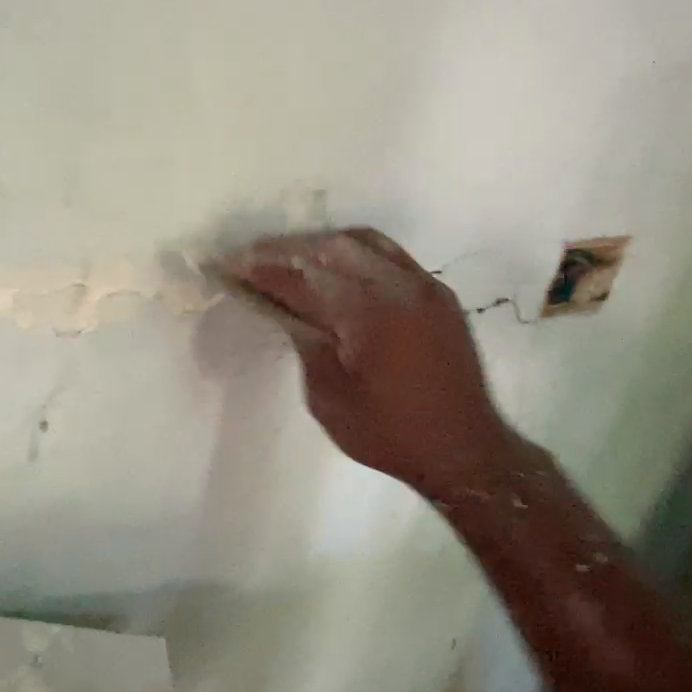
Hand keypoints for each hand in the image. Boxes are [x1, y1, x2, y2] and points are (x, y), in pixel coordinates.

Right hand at [217, 228, 516, 494]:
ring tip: (287, 258)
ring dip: (319, 244)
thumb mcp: (329, 397)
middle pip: (332, 247)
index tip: (227, 264)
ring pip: (364, 241)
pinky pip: (388, 255)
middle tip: (249, 256)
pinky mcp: (436, 294)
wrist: (464, 449)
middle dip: (285, 249)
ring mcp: (424, 285)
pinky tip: (332, 268)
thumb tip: (281, 306)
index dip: (261, 269)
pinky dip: (352, 252)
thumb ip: (306, 342)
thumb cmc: (388, 433)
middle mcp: (400, 286)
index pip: (303, 276)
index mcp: (370, 313)